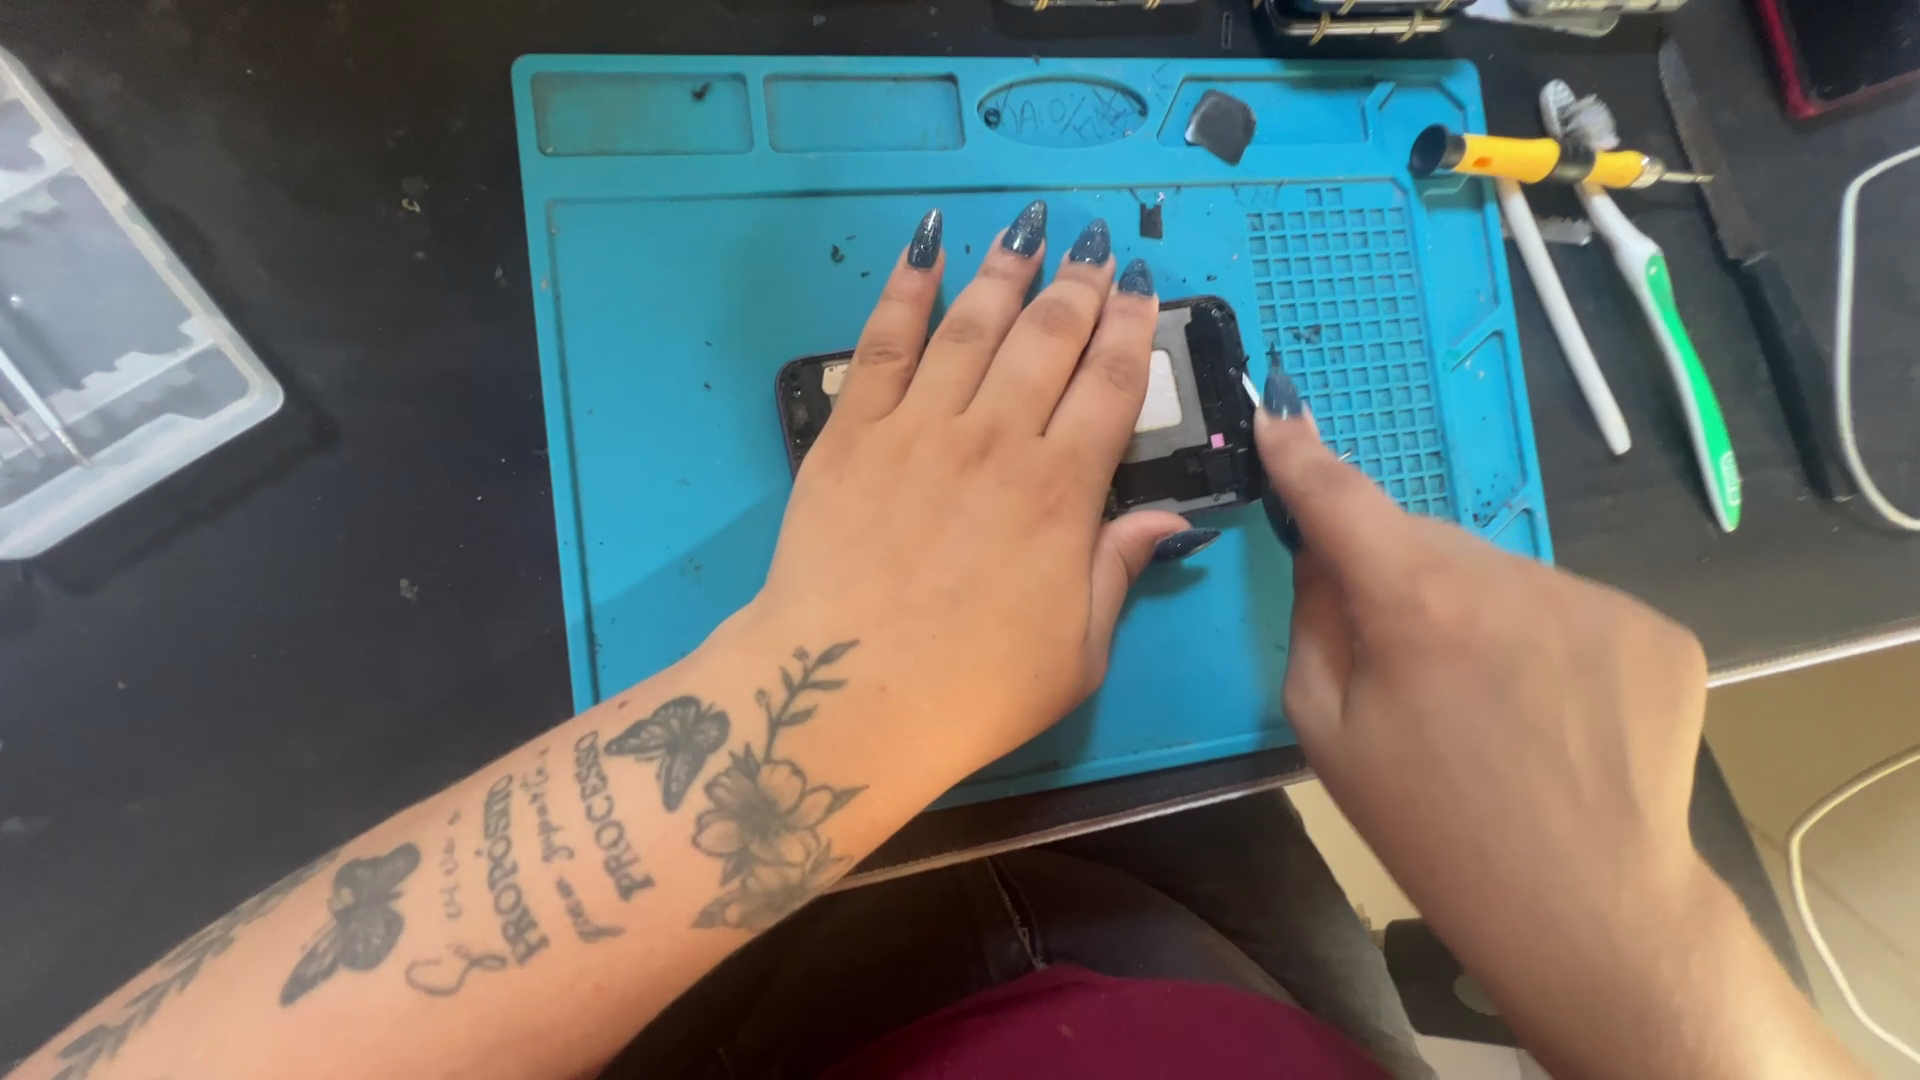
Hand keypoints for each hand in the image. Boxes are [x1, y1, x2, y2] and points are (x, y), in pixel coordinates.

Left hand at [744, 205, 1189, 776]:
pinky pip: (883, 343)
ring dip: (1004, 270)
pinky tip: (926, 248)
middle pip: (1048, 339)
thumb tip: (1170, 519)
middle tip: (1095, 245)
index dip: (1133, 330)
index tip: (1142, 287)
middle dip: (1078, 286)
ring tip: (1027, 227)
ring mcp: (918, 429)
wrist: (847, 696)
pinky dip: (905, 290)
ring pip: (972, 326)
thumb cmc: (972, 690)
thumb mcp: (1078, 652)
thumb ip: (1119, 571)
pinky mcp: (851, 434)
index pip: (1111, 387)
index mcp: (1061, 492)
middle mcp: (996, 440)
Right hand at [1256, 374, 1718, 1042]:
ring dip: (1456, 596)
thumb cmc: (1422, 820)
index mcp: (1416, 606)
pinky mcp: (1652, 625)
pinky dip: (1522, 624)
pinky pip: (1552, 597)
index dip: (1300, 454)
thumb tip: (1322, 551)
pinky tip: (1532, 693)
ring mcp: (1594, 596)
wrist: (1583, 905)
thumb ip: (1312, 616)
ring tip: (1467, 683)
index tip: (1277, 413)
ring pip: (1487, 565)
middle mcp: (1509, 579)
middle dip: (1383, 561)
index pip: (1341, 498)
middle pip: (1417, 535)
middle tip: (1381, 635)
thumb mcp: (1322, 722)